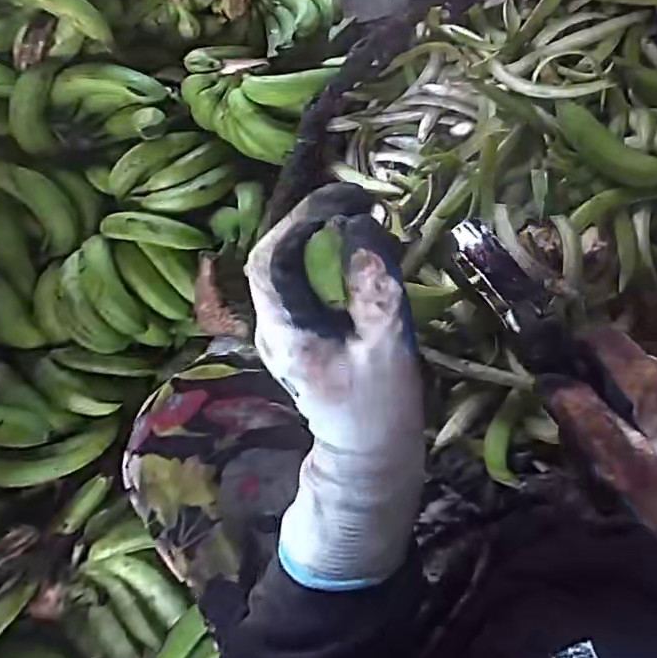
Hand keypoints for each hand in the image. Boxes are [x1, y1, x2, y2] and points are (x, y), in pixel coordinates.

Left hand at [246, 184, 424, 590]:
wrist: (367, 459)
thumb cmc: (379, 408)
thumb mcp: (386, 344)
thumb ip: (373, 282)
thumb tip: (361, 222)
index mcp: (283, 331)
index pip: (270, 258)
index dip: (302, 220)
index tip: (347, 201)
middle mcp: (272, 324)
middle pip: (274, 254)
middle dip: (310, 217)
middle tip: (357, 198)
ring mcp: (283, 327)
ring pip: (287, 262)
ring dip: (317, 229)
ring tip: (357, 210)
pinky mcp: (300, 328)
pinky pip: (303, 275)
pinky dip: (325, 249)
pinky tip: (352, 241)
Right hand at [547, 325, 656, 657]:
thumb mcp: (634, 472)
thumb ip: (592, 423)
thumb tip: (552, 383)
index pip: (604, 337)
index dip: (570, 341)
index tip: (544, 361)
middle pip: (618, 358)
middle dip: (586, 373)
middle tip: (562, 407)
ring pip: (635, 380)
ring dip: (608, 393)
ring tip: (589, 428)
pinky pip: (653, 399)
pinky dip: (630, 407)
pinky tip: (623, 437)